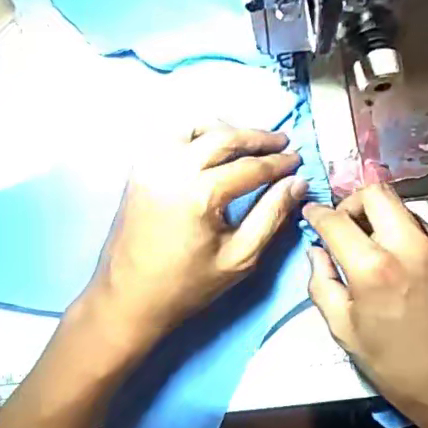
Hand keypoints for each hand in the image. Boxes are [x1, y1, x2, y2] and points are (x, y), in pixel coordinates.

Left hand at [79, 123, 305, 351]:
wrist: (128, 298)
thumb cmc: (188, 285)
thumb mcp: (241, 257)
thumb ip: (272, 215)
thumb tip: (297, 183)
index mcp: (199, 194)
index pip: (250, 167)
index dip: (279, 163)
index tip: (299, 160)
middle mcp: (172, 170)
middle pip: (224, 138)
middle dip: (258, 138)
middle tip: (283, 143)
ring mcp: (150, 165)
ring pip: (196, 129)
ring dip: (228, 131)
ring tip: (251, 142)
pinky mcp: (139, 169)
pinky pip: (172, 136)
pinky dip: (198, 134)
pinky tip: (214, 146)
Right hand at [304, 184, 427, 427]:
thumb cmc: (404, 372)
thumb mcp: (349, 337)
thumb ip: (325, 288)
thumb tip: (318, 254)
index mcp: (374, 269)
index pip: (337, 220)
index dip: (317, 214)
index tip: (312, 217)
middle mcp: (409, 246)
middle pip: (376, 193)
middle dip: (353, 203)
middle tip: (346, 228)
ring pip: (404, 209)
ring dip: (383, 219)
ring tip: (375, 250)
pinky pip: (426, 230)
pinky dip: (407, 237)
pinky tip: (405, 267)